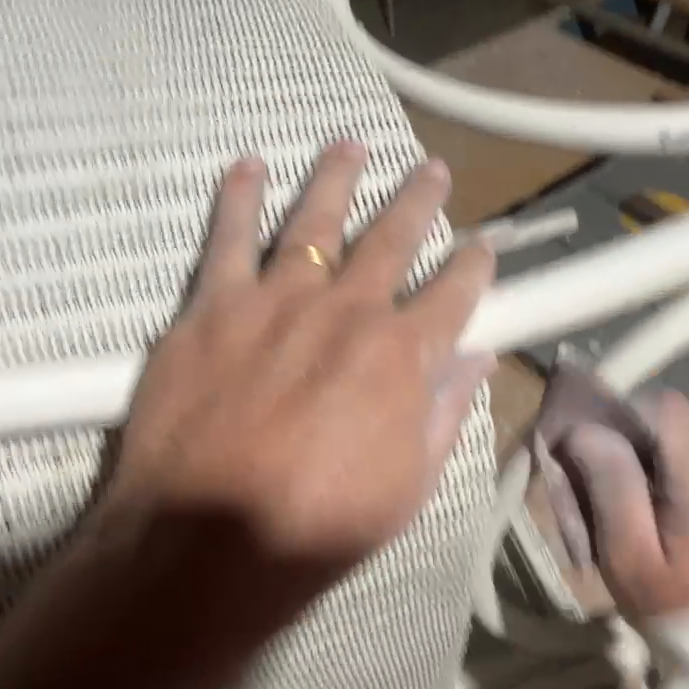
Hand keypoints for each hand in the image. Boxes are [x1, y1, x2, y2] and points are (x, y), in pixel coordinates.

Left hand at [105, 139, 495, 566]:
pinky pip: (228, 238)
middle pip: (392, 239)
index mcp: (402, 357)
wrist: (204, 545)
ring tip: (349, 143)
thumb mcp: (408, 487)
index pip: (453, 295)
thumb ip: (444, 413)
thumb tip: (476, 360)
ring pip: (315, 220)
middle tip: (432, 169)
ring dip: (337, 178)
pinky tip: (248, 166)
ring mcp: (276, 301)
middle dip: (418, 200)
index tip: (483, 245)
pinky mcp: (212, 307)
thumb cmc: (317, 529)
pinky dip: (239, 197)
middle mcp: (346, 311)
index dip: (474, 268)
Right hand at [551, 390, 688, 617]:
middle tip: (589, 493)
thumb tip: (586, 430)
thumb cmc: (674, 604)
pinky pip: (677, 458)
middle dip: (616, 445)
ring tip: (613, 511)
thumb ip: (610, 486)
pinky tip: (639, 513)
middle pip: (658, 422)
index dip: (620, 416)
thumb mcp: (627, 556)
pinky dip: (649, 475)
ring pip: (662, 439)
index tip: (590, 453)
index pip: (664, 407)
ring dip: (629, 462)